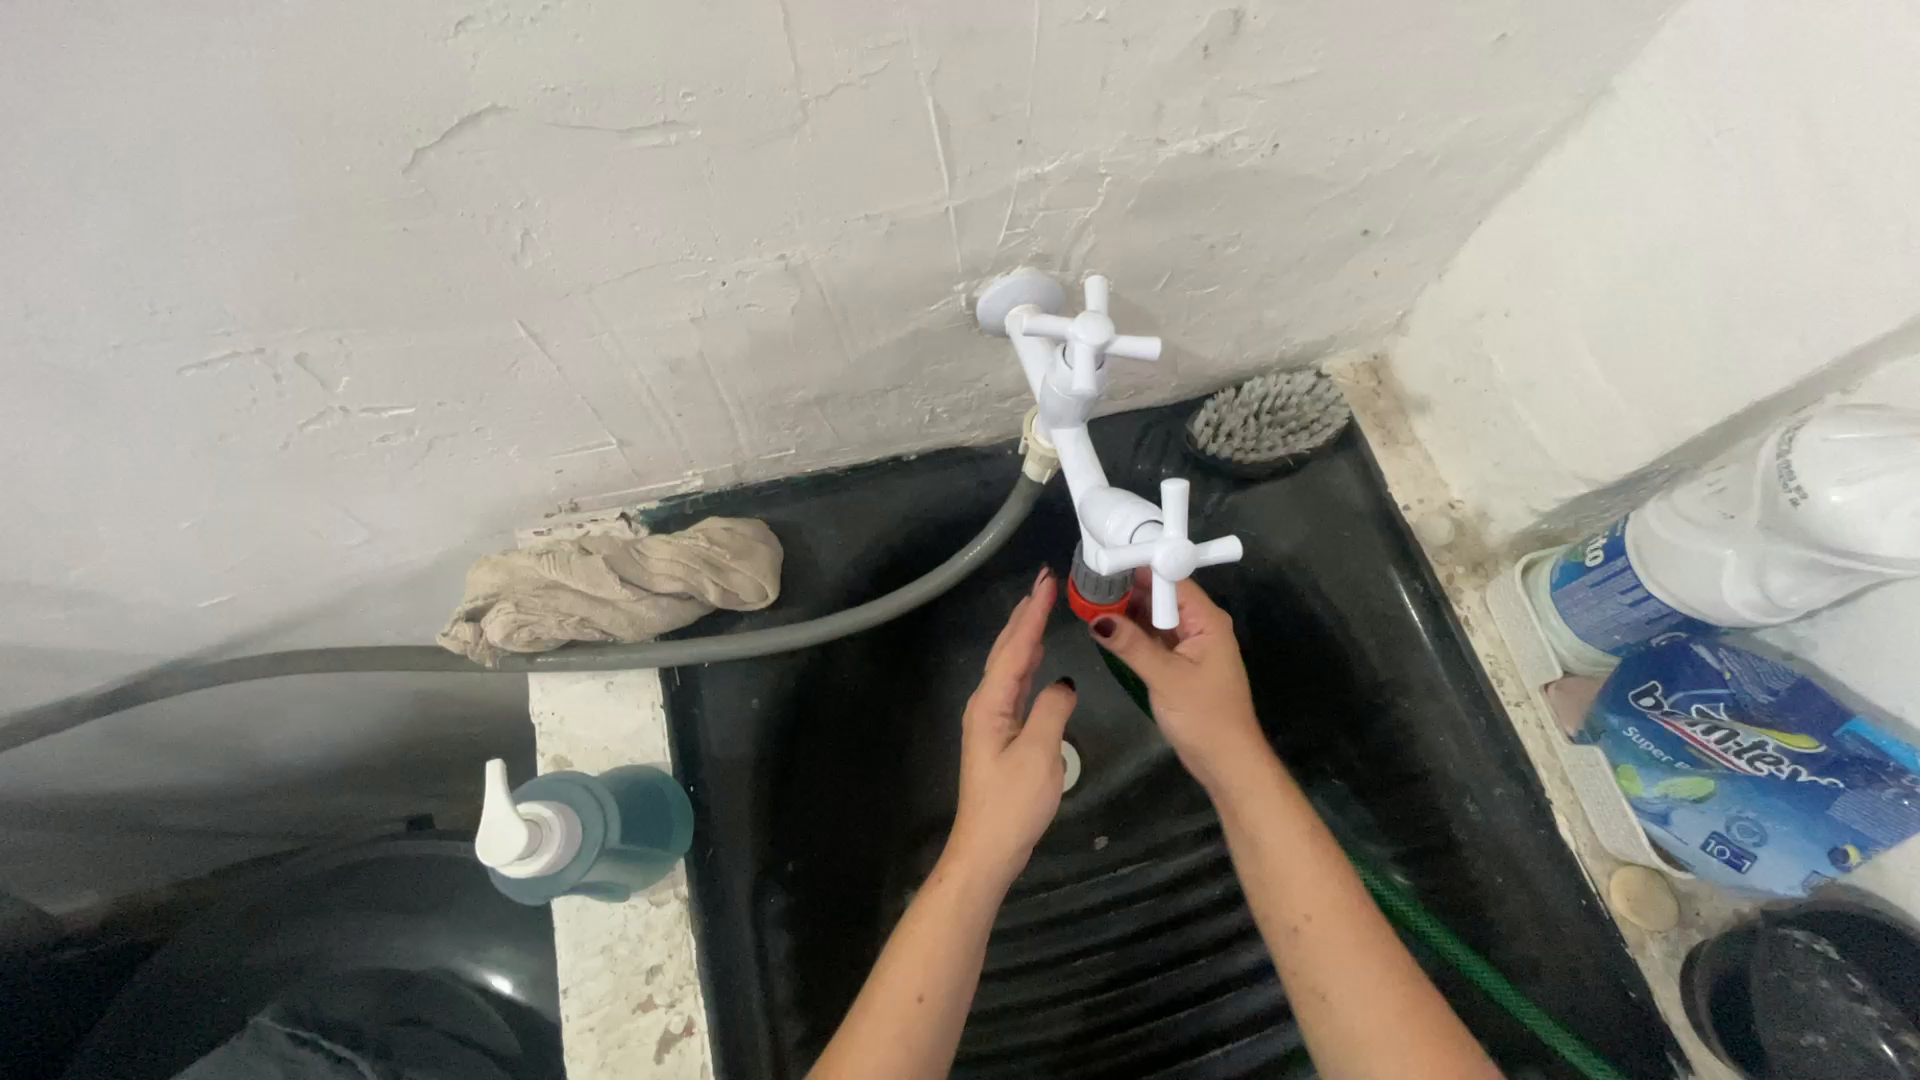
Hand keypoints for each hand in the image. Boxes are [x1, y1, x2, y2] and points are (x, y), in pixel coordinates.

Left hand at [948, 566, 1077, 889]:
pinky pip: (1014, 685)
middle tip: (1043, 583)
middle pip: (1006, 649)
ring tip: (1039, 608)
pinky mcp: (1000, 733)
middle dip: (1024, 615)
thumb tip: (1062, 683)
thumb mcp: (1040, 754)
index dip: (1032, 613)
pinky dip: (1026, 663)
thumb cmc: (1013, 803)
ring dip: (1024, 635)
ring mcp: (991, 718)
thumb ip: (1052, 711)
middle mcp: (986, 703)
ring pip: (1008, 665)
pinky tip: (1036, 658)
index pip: (1015, 647)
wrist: (988, 847)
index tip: (1046, 581)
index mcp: (991, 702)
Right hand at [1088, 576, 1269, 793]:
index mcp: (1206, 620)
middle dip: (1125, 585)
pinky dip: (1129, 628)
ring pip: (1152, 614)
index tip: (1105, 557)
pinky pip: (1150, 635)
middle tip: (1087, 575)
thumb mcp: (1166, 678)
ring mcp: (1187, 643)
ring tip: (1088, 593)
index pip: (1170, 579)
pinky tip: (1103, 622)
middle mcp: (1198, 624)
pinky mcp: (1177, 660)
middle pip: (1159, 594)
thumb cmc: (1205, 717)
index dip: (1139, 565)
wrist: (1226, 762)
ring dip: (1124, 607)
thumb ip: (1131, 645)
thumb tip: (1096, 618)